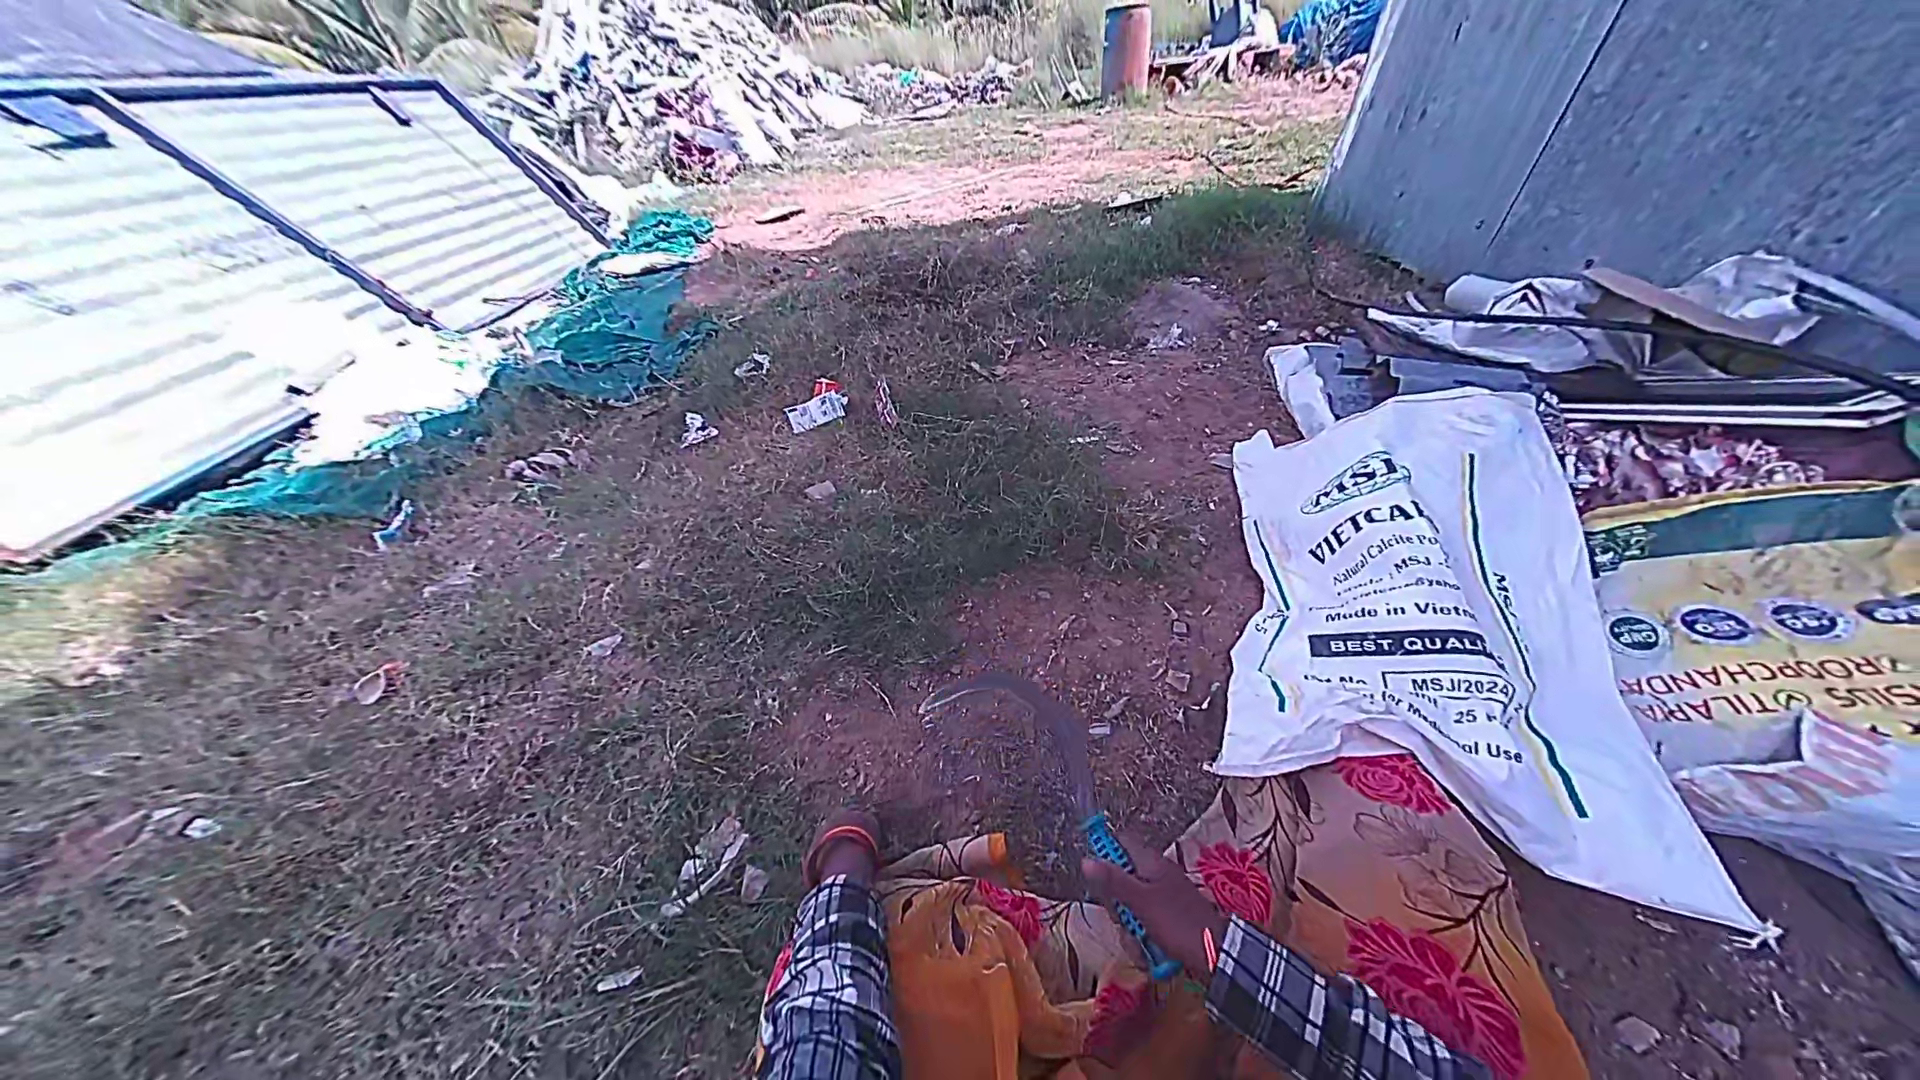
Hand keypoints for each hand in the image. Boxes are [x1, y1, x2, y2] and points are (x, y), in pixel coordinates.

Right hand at [1082, 833, 1230, 977]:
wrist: (1219, 956)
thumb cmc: (1178, 922)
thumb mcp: (1141, 901)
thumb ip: (1113, 881)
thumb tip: (1086, 859)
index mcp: (1150, 861)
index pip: (1120, 841)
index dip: (1104, 851)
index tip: (1096, 874)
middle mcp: (1156, 875)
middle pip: (1121, 877)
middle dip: (1117, 902)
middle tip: (1121, 917)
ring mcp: (1163, 898)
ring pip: (1131, 905)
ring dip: (1130, 926)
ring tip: (1139, 941)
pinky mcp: (1168, 919)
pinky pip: (1144, 922)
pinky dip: (1143, 937)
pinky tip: (1149, 951)